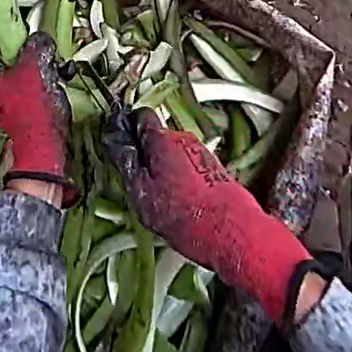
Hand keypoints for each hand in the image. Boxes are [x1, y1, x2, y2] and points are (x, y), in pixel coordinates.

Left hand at [0, 30, 71, 205]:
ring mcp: (3, 92)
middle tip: (29, 27)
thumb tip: (40, 37)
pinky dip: (36, 69)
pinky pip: (25, 74)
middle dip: (16, 37)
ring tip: (44, 54)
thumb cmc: (34, 113)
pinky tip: (50, 71)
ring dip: (30, 55)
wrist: (45, 149)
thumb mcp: (36, 67)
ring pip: (14, 61)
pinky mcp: (18, 100)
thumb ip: (37, 44)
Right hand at [104, 109, 315, 323]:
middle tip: (142, 181)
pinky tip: (183, 202)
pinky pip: (189, 166)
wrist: (236, 235)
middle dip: (148, 154)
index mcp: (160, 138)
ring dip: (166, 167)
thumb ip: (125, 162)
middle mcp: (182, 138)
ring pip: (173, 153)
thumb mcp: (141, 192)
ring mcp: (201, 152)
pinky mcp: (216, 168)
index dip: (128, 128)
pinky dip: (183, 178)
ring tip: (165, 198)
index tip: (122, 146)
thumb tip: (114, 139)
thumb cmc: (183, 214)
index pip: (139, 117)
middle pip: (157, 137)